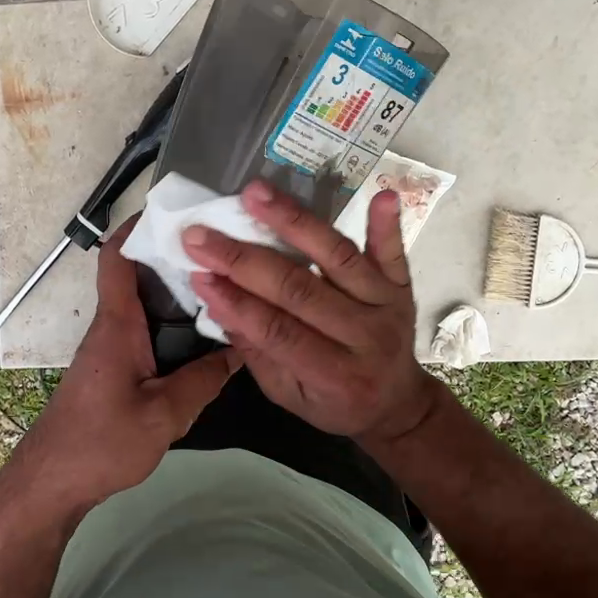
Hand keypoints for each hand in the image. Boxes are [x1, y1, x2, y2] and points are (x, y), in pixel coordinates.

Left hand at [9, 217, 241, 510]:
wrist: (53, 481)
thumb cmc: (101, 441)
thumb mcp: (164, 415)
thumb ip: (203, 380)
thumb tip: (238, 349)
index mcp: (118, 324)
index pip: (117, 258)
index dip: (138, 227)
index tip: (176, 211)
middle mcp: (113, 326)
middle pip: (140, 276)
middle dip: (177, 259)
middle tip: (225, 250)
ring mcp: (112, 347)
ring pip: (147, 306)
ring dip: (179, 294)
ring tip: (226, 286)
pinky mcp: (115, 368)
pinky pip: (147, 332)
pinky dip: (174, 325)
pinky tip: (206, 336)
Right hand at [181, 180, 438, 444]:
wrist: (398, 404)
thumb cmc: (333, 403)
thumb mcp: (289, 396)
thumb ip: (257, 353)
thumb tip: (218, 303)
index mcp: (335, 374)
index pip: (277, 331)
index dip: (235, 302)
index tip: (196, 273)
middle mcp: (364, 335)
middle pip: (299, 288)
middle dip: (243, 259)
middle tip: (201, 233)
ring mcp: (386, 304)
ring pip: (337, 256)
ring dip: (293, 220)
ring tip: (254, 193)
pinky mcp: (400, 283)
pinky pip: (393, 250)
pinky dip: (386, 223)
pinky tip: (380, 194)